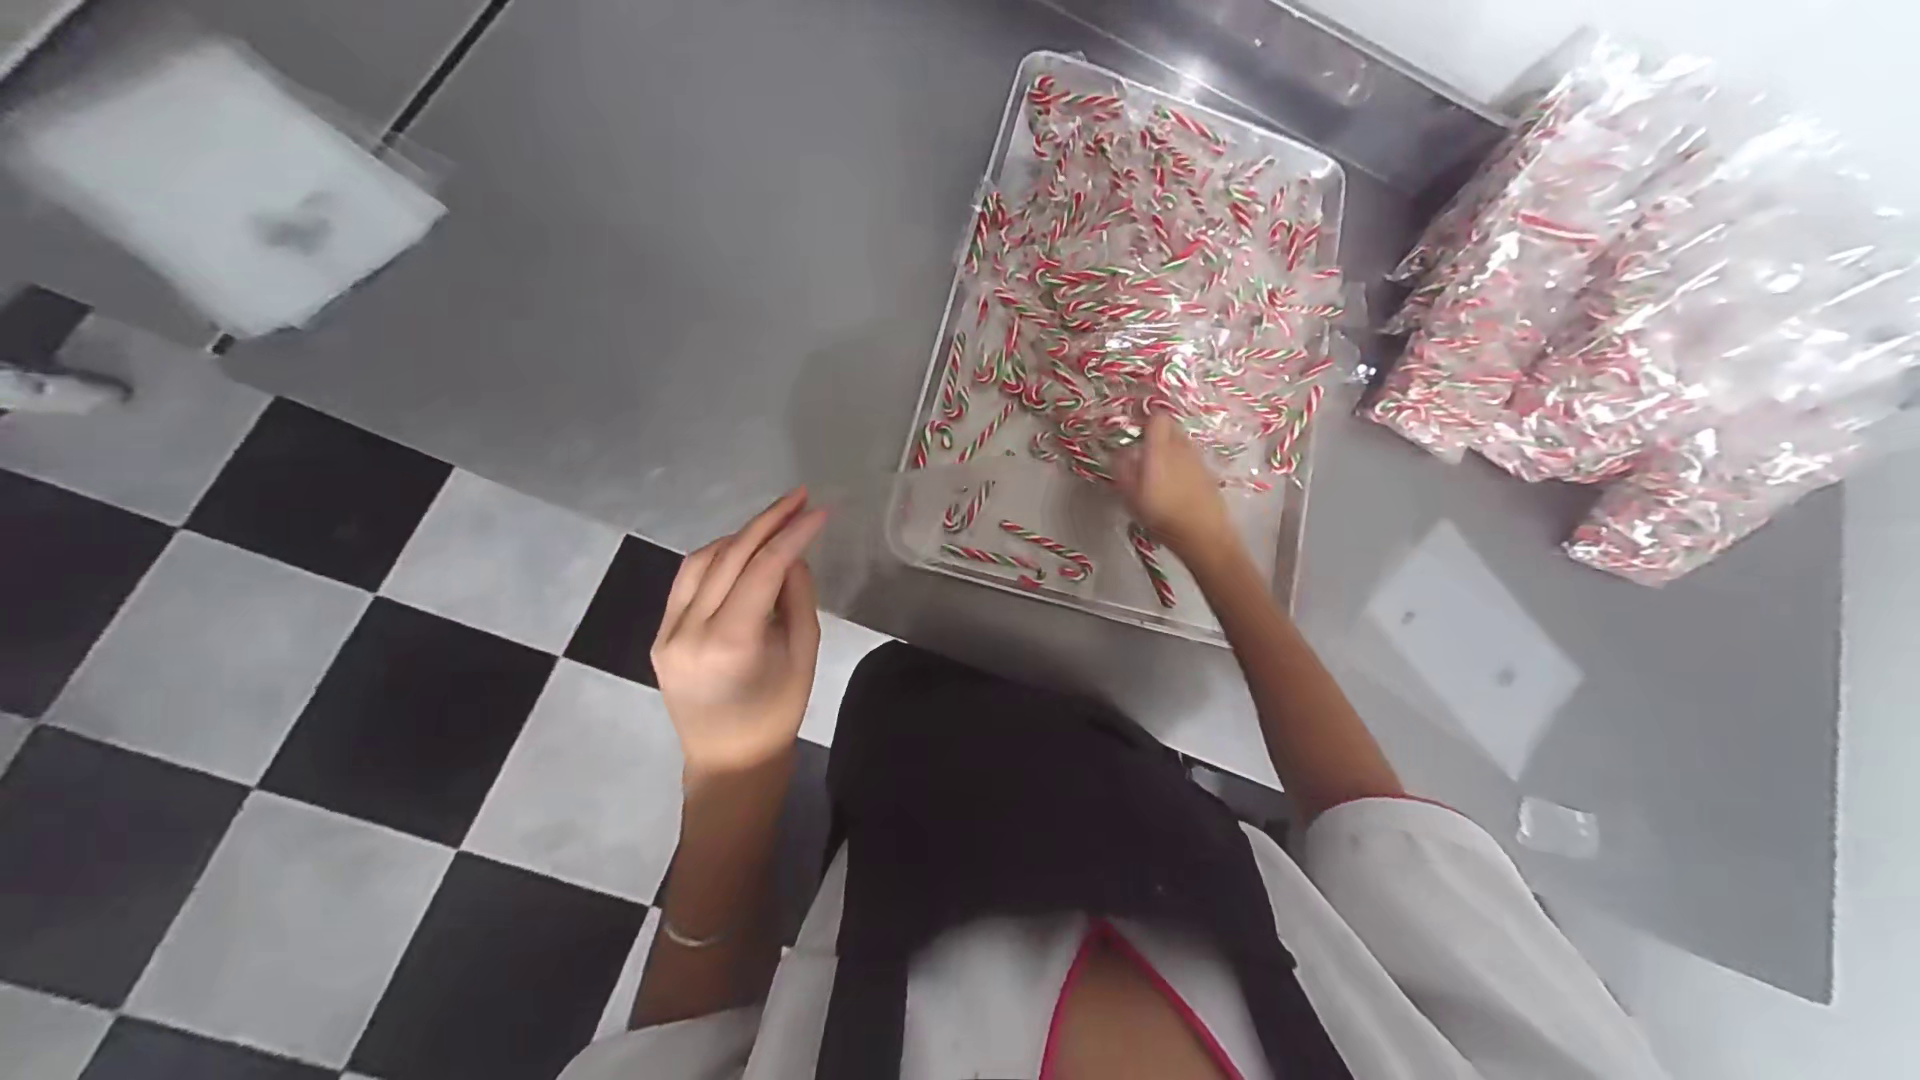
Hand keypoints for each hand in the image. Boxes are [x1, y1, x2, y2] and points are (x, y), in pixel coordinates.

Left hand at [652, 489, 828, 781]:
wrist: (729, 760)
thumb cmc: (777, 713)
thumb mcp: (803, 654)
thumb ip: (798, 598)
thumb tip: (792, 556)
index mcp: (731, 642)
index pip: (763, 569)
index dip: (792, 534)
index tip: (819, 511)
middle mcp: (689, 630)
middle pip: (729, 556)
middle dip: (767, 522)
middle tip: (799, 498)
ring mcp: (667, 632)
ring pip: (702, 562)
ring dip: (740, 537)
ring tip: (774, 523)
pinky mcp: (660, 634)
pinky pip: (687, 582)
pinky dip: (716, 558)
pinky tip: (741, 550)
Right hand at [1112, 414, 1234, 560]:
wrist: (1204, 534)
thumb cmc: (1161, 514)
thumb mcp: (1130, 495)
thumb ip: (1122, 469)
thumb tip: (1119, 452)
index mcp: (1160, 448)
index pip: (1157, 417)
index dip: (1145, 419)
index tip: (1133, 429)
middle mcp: (1181, 447)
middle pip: (1171, 427)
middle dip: (1156, 433)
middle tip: (1142, 450)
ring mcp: (1198, 459)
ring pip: (1181, 443)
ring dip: (1169, 449)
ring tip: (1157, 469)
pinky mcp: (1208, 473)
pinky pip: (1190, 458)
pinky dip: (1181, 464)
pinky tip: (1174, 484)